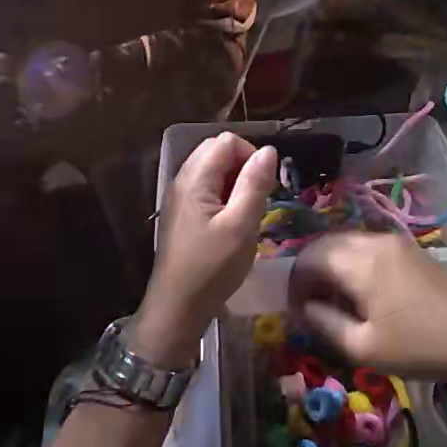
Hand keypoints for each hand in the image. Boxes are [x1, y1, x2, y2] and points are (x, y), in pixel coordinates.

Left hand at [128, 134, 278, 367]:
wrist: (178, 305)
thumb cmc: (212, 267)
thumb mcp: (241, 226)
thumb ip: (254, 185)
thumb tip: (269, 151)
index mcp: (195, 179)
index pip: (226, 142)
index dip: (251, 156)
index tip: (265, 187)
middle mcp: (182, 181)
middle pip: (216, 152)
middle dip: (243, 167)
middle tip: (258, 199)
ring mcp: (178, 198)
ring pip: (211, 171)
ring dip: (234, 183)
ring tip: (247, 213)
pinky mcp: (181, 215)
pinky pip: (205, 190)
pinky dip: (223, 197)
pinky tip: (232, 224)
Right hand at [290, 232, 446, 389]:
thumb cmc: (422, 347)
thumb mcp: (363, 348)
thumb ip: (323, 323)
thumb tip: (302, 308)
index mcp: (360, 262)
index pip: (307, 257)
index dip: (294, 283)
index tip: (295, 312)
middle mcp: (375, 241)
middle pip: (325, 244)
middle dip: (309, 272)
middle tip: (310, 306)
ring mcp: (397, 243)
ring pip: (346, 244)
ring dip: (331, 268)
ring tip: (334, 303)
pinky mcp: (413, 251)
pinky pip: (368, 249)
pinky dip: (353, 266)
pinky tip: (362, 297)